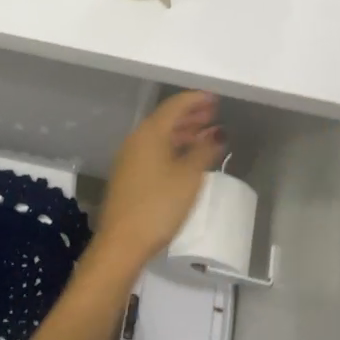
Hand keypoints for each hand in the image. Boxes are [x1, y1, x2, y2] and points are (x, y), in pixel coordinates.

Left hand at [96, 91, 225, 265]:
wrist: (122, 242)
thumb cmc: (159, 205)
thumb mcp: (189, 176)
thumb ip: (204, 150)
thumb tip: (217, 133)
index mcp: (150, 133)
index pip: (175, 106)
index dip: (196, 99)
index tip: (215, 98)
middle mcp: (137, 139)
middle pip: (166, 119)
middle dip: (191, 115)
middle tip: (214, 114)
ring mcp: (130, 158)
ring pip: (160, 136)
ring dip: (183, 133)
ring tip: (206, 135)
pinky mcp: (128, 176)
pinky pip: (154, 151)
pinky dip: (173, 148)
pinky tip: (187, 158)